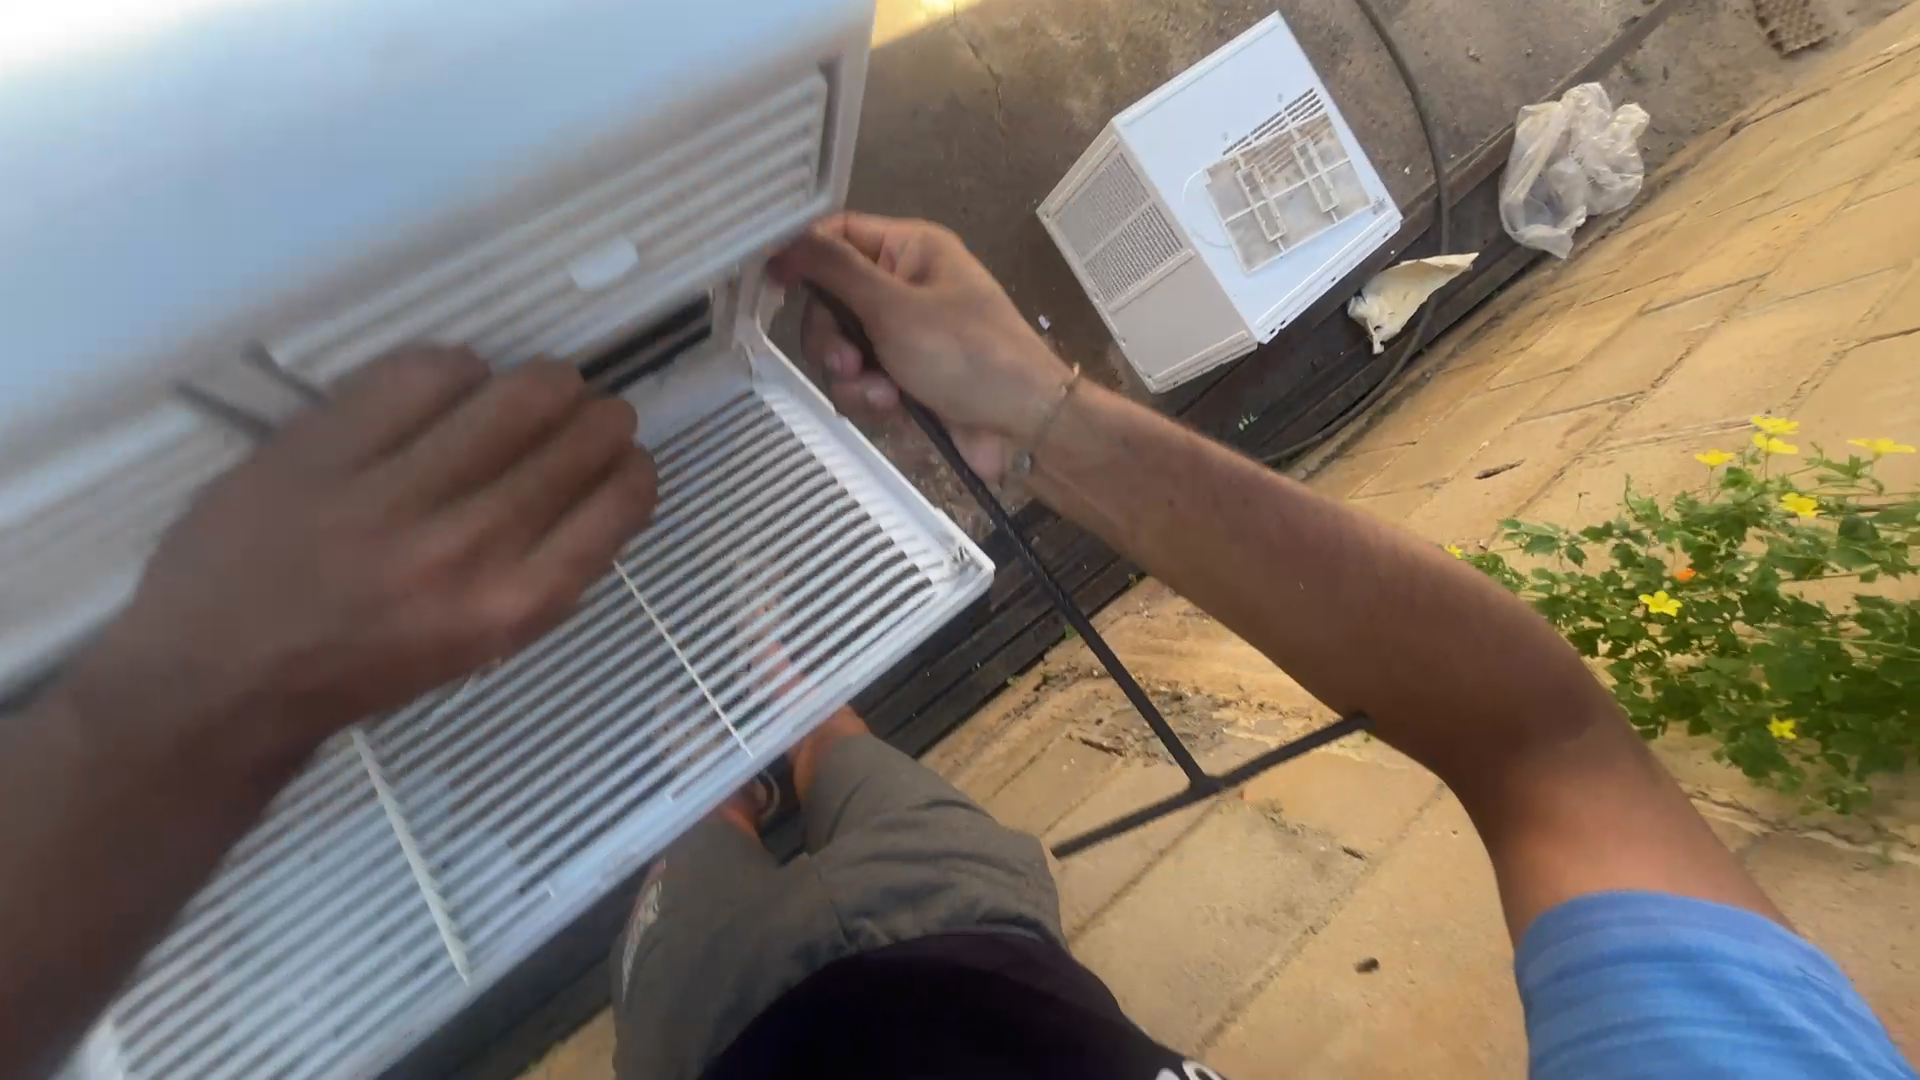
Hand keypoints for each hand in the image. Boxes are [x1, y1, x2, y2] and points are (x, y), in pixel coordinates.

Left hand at [59, 347, 657, 762]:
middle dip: (604, 417)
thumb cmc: (378, 663)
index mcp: (519, 602)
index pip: (618, 503)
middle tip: (596, 413)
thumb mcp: (493, 638)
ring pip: (515, 398)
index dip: (637, 468)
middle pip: (576, 442)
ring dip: (552, 383)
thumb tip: (612, 489)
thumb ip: (557, 567)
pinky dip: (462, 368)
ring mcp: (391, 494)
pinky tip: (464, 383)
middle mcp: (469, 547)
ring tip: (548, 387)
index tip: (629, 459)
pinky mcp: (321, 450)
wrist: (222, 678)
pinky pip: (423, 374)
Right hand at [767, 213, 1071, 480]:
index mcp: (911, 250)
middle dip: (832, 337)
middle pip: (832, 299)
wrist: (1021, 426)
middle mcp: (906, 287)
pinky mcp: (906, 378)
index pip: (839, 234)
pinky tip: (892, 406)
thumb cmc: (968, 354)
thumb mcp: (895, 308)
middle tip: (846, 361)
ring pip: (844, 347)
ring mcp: (906, 336)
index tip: (774, 284)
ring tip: (881, 392)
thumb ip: (834, 271)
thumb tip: (783, 239)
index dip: (804, 256)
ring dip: (853, 375)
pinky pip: (864, 380)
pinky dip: (870, 396)